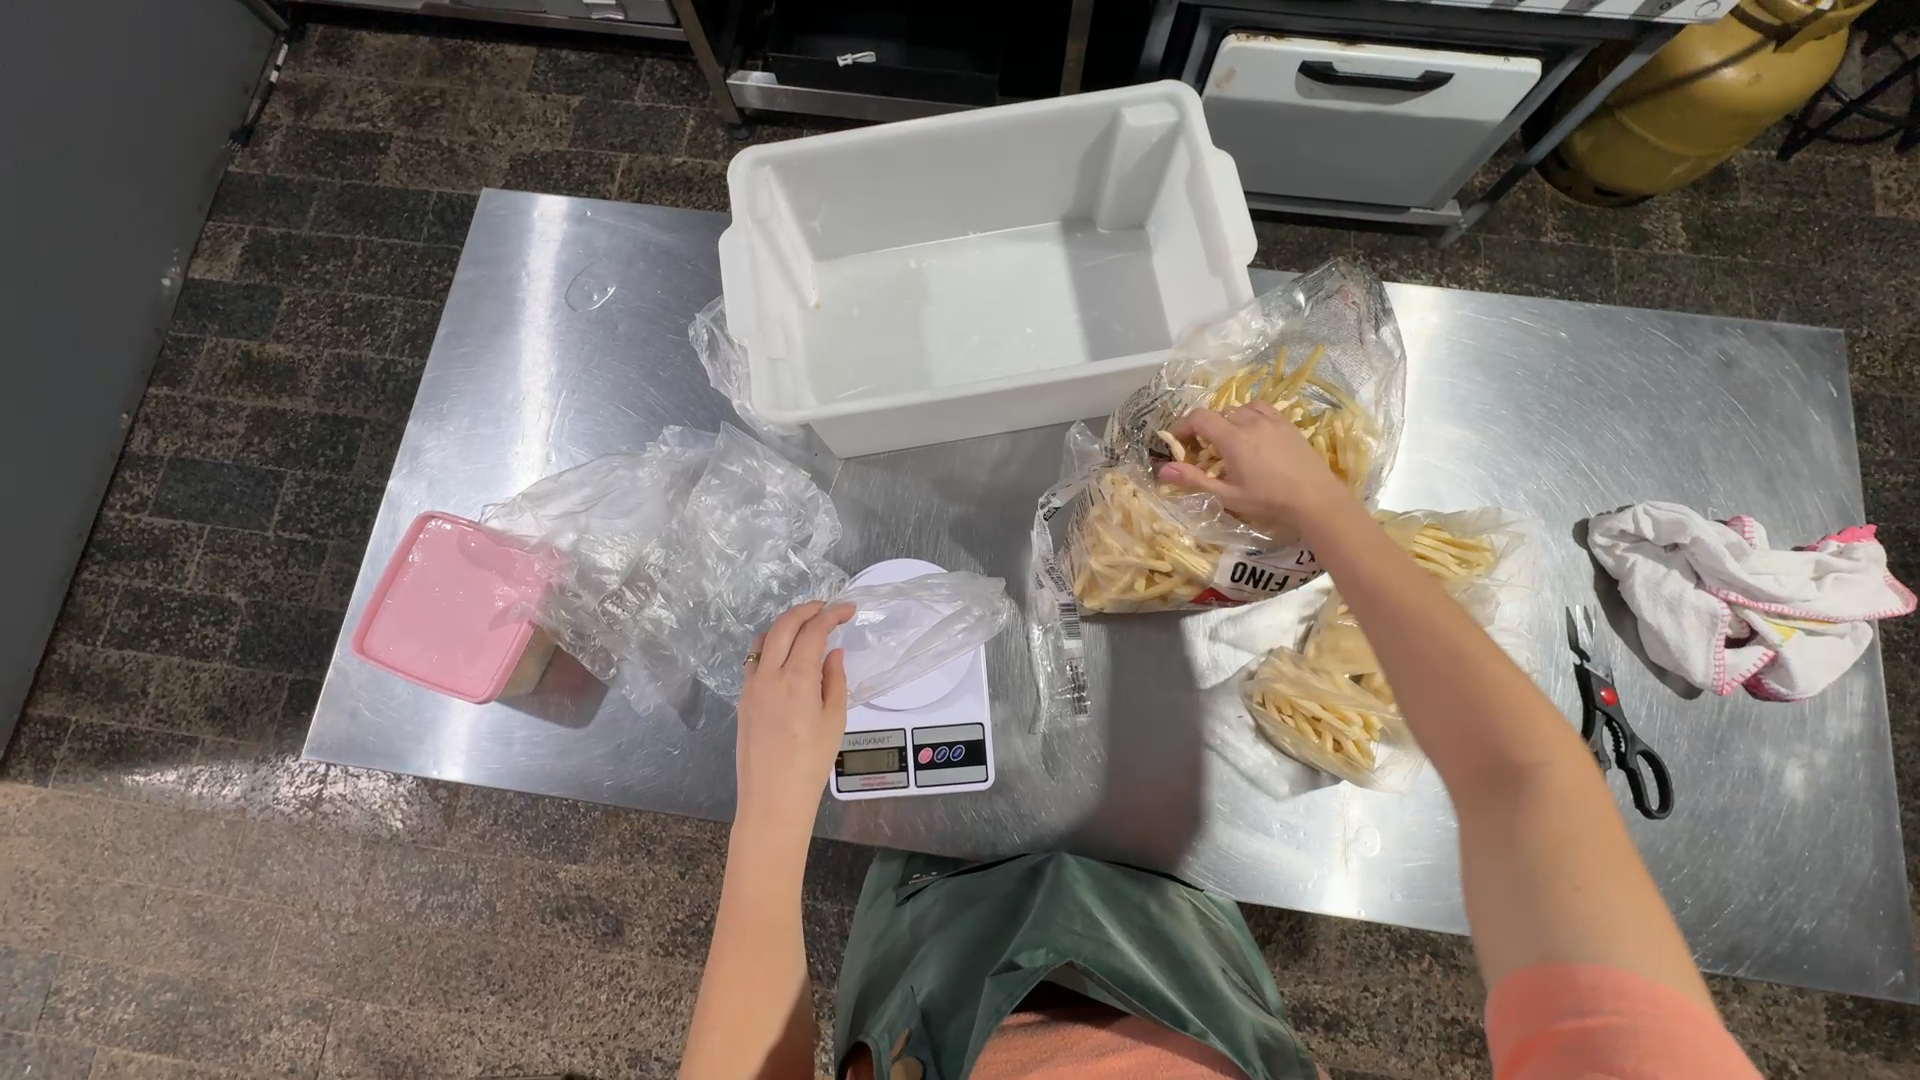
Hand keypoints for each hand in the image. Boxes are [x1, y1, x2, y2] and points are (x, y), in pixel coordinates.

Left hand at [735, 600, 855, 830]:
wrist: (772, 798)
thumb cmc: (810, 763)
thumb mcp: (834, 720)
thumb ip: (835, 680)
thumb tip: (833, 653)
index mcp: (797, 679)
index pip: (814, 631)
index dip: (832, 614)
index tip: (848, 608)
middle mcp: (769, 676)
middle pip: (784, 625)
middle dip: (806, 610)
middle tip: (827, 607)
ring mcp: (751, 686)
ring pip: (763, 639)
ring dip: (785, 624)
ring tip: (806, 624)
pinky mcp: (743, 699)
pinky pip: (754, 659)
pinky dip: (771, 644)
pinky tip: (786, 653)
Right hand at [1158, 403, 1355, 532]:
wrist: (1316, 499)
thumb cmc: (1268, 501)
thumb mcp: (1227, 495)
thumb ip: (1194, 480)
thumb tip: (1163, 470)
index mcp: (1233, 439)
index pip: (1199, 417)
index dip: (1183, 427)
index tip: (1179, 444)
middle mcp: (1251, 422)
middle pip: (1218, 413)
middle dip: (1204, 429)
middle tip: (1203, 452)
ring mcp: (1272, 420)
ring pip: (1239, 409)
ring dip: (1227, 421)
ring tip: (1228, 442)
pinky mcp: (1287, 424)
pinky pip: (1261, 409)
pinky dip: (1249, 416)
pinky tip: (1252, 434)